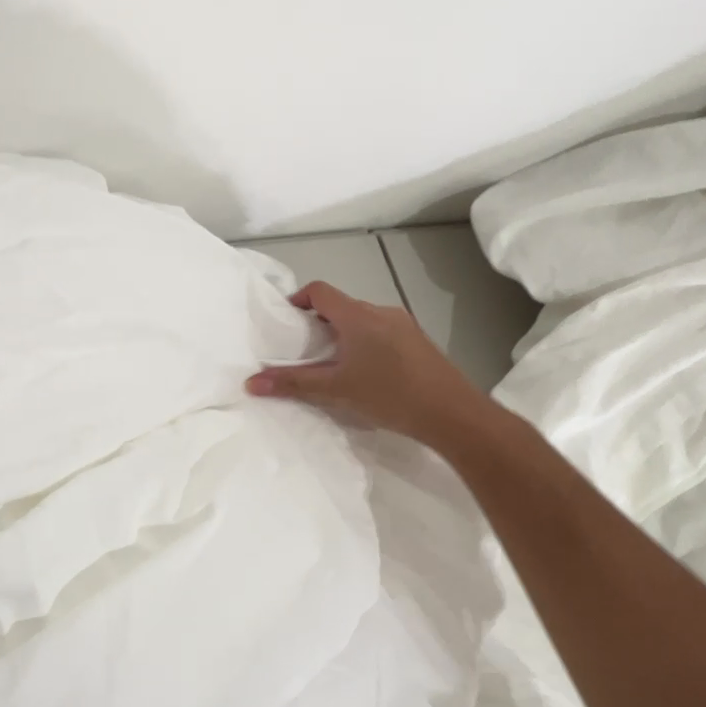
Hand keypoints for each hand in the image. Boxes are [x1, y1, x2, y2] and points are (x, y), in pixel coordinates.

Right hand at [244, 281, 488, 444]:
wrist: (455, 415)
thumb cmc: (390, 395)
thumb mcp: (335, 390)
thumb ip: (291, 382)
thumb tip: (250, 383)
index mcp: (358, 316)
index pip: (320, 291)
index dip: (298, 300)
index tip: (285, 322)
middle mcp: (382, 312)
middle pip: (341, 305)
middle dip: (318, 322)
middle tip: (302, 349)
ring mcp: (405, 326)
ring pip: (362, 320)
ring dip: (342, 334)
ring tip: (331, 363)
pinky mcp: (418, 342)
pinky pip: (381, 332)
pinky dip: (364, 343)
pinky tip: (364, 373)